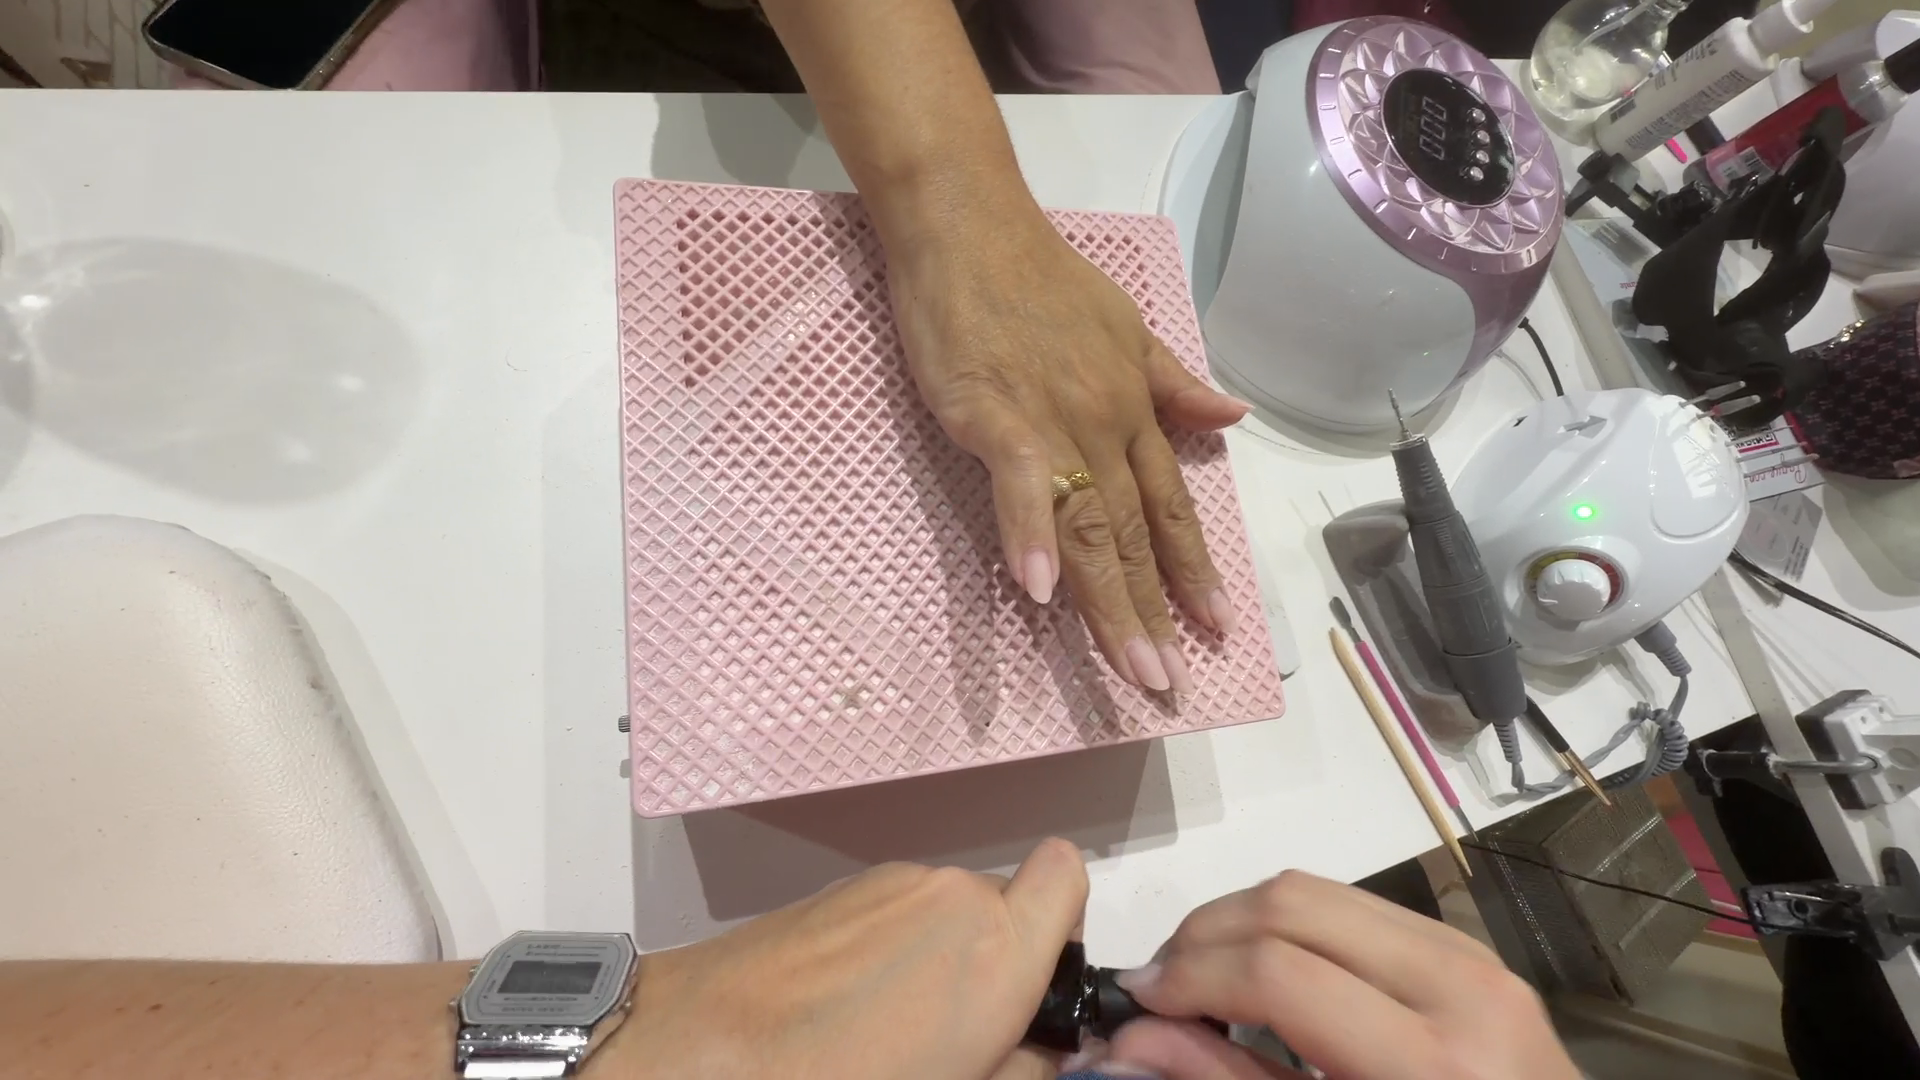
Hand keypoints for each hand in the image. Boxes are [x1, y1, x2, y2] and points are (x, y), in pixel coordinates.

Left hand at [613, 838, 1087, 1079]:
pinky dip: (898, 941)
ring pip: (951, 906)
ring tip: (890, 1021)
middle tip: (958, 1028)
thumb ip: (1024, 1067)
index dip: (1064, 919)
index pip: (1067, 872)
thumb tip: (1048, 1045)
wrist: (708, 1049)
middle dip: (998, 955)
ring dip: (944, 951)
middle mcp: (952, 891)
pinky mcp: (847, 882)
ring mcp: (894, 878)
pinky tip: (849, 998)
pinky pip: (902, 904)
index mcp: (995, 945)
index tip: (1036, 979)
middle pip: (1006, 902)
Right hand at [888, 216, 1250, 692]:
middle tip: (1173, 681)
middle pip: (1134, 533)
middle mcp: (1107, 424)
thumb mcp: (1126, 329)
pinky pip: (1022, 485)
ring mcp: (1055, 422)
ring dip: (1112, 602)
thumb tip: (1232, 420)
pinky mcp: (998, 416)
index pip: (1170, 506)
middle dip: (1157, 611)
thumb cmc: (1037, 282)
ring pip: (1091, 525)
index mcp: (1132, 409)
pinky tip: (1039, 593)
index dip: (1193, 569)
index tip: (1218, 625)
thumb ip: (1173, 384)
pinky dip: (1032, 536)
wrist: (971, 227)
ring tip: (1134, 667)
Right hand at [1097, 870, 1580, 1079]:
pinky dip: (1280, 922)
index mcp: (1438, 1063)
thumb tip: (1125, 1041)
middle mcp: (1459, 983)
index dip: (1190, 975)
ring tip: (1203, 971)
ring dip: (1236, 919)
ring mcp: (1466, 950)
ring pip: (1307, 887)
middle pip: (1287, 904)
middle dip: (1203, 935)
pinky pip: (1342, 900)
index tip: (1135, 998)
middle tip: (1162, 982)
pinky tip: (1263, 966)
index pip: (1278, 972)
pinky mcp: (1459, 941)